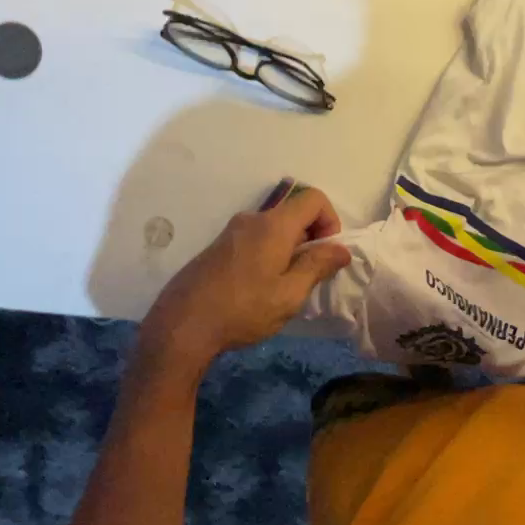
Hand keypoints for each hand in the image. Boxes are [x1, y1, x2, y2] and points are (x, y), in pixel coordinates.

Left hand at [142, 187, 351, 365]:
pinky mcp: (218, 248)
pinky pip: (255, 240)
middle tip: (308, 277)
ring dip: (289, 250)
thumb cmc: (243, 310)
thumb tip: (341, 249)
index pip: (313, 199)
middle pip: (293, 213)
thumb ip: (318, 266)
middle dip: (311, 239)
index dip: (330, 221)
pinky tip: (259, 289)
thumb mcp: (290, 294)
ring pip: (274, 229)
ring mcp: (231, 232)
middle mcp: (252, 219)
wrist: (182, 326)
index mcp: (273, 225)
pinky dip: (269, 255)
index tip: (326, 254)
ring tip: (283, 287)